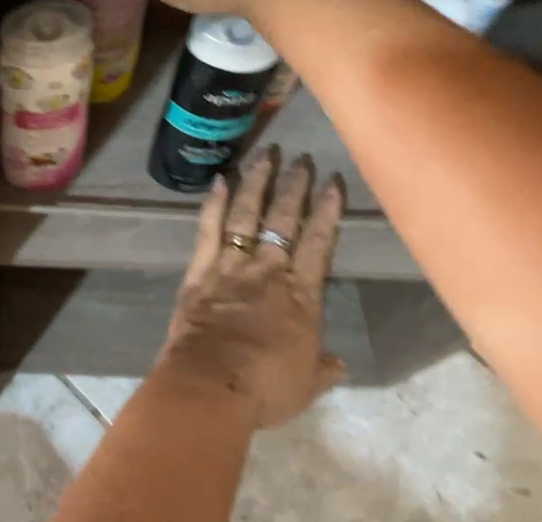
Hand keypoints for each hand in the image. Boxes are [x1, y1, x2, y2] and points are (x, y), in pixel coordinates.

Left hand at [156, 146, 348, 429]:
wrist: (211, 384)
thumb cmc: (265, 388)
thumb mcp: (306, 385)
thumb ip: (323, 368)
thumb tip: (341, 364)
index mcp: (302, 296)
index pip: (319, 243)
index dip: (328, 212)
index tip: (334, 183)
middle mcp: (268, 270)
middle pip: (284, 218)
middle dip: (295, 185)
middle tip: (302, 157)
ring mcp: (232, 264)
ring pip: (246, 212)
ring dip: (257, 181)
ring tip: (265, 153)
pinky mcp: (200, 268)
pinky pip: (209, 227)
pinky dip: (213, 202)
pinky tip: (219, 178)